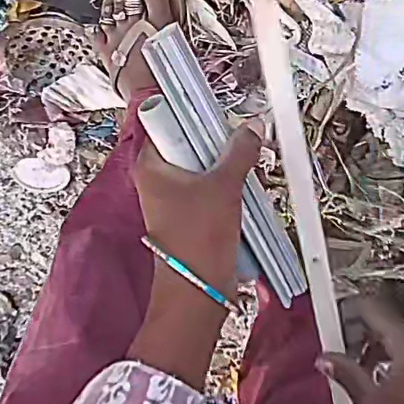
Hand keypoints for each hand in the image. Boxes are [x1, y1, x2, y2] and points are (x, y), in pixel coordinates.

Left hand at [134, 125, 259, 289]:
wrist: (199, 288)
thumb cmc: (199, 236)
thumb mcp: (224, 185)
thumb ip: (239, 151)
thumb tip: (253, 126)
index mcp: (151, 164)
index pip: (166, 122)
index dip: (193, 115)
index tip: (217, 115)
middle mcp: (157, 177)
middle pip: (189, 143)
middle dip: (216, 144)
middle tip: (237, 146)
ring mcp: (172, 195)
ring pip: (202, 165)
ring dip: (225, 166)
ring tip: (244, 170)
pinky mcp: (188, 212)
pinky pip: (208, 186)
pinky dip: (226, 185)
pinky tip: (243, 190)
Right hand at [317, 296, 403, 403]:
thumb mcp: (367, 402)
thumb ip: (345, 372)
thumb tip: (327, 360)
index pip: (373, 310)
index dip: (348, 311)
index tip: (331, 318)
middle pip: (385, 322)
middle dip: (358, 330)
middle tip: (336, 343)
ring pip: (395, 338)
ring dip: (371, 345)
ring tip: (350, 362)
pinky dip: (386, 357)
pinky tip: (370, 375)